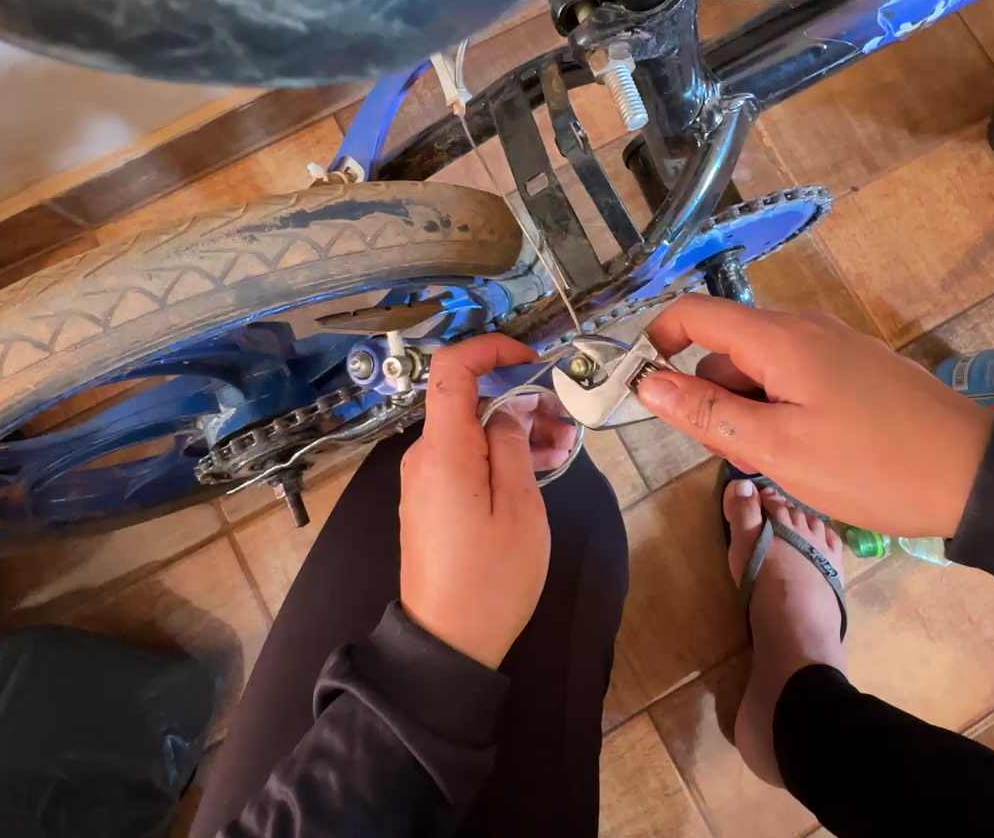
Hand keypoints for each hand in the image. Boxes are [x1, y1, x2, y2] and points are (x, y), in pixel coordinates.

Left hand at [399, 334, 553, 668]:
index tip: (531, 361)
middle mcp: (426, 455)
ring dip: (516, 430)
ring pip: (473, 432)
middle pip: (470, 401)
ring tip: (564, 447)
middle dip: (520, 399)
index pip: (452, 368)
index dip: (490, 349)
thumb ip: (511, 445)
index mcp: (444, 449)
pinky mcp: (433, 499)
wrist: (445, 644)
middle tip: (567, 419)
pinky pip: (467, 459)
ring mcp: (426, 478)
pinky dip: (501, 455)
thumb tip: (507, 409)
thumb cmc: (490, 577)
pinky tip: (540, 466)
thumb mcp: (519, 508)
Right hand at [634, 295, 993, 537]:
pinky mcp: (856, 368)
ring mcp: (834, 346)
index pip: (694, 313)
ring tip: (779, 460)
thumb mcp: (776, 448)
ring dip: (748, 407)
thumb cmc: (870, 465)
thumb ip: (705, 412)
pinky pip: (794, 376)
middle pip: (726, 346)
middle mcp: (803, 328)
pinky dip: (780, 406)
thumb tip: (645, 381)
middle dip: (711, 394)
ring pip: (760, 366)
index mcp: (778, 338)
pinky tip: (808, 449)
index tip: (644, 387)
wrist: (981, 479)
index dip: (657, 341)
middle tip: (736, 452)